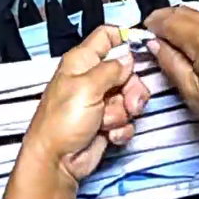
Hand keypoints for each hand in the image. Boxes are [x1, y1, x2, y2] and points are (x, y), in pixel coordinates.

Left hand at [22, 25, 149, 184]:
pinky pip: (126, 118)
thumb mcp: (87, 87)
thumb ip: (111, 69)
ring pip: (129, 95)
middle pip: (126, 69)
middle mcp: (92, 77)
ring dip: (123, 111)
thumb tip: (128, 59)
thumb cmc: (61, 122)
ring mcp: (100, 100)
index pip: (106, 36)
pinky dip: (121, 127)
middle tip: (129, 101)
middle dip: (132, 87)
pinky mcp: (107, 121)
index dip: (124, 37)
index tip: (141, 48)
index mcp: (82, 61)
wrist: (57, 162)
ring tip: (108, 121)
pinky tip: (108, 133)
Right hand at [143, 7, 198, 152]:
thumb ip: (170, 62)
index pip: (171, 21)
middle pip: (185, 13)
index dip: (153, 24)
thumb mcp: (192, 93)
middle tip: (155, 37)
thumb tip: (154, 44)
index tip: (144, 31)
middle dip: (167, 22)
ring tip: (177, 47)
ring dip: (186, 27)